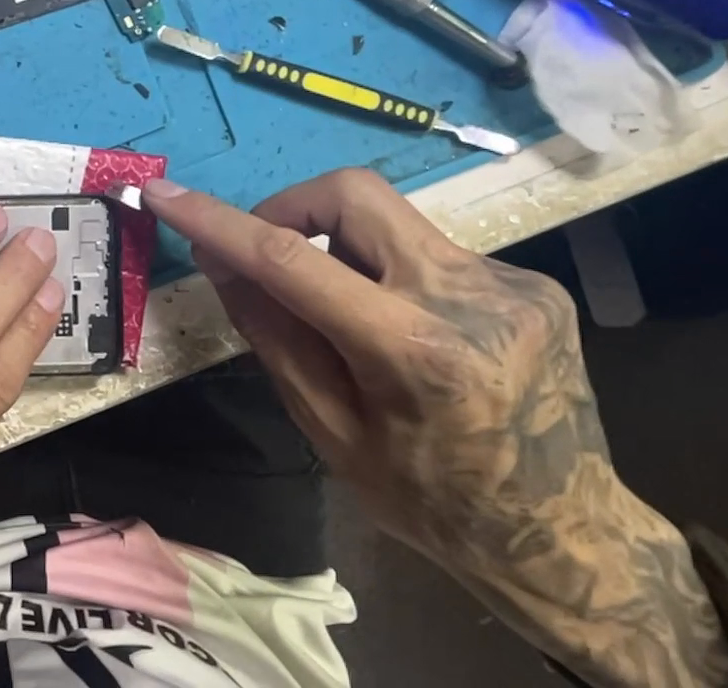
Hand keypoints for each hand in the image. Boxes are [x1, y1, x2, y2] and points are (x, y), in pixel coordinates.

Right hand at [145, 170, 727, 686]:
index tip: (163, 194)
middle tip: (263, 253)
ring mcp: (512, 283)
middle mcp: (472, 298)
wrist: (564, 532)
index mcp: (415, 351)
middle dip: (287, 206)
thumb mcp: (323, 423)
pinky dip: (380, 267)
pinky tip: (390, 323)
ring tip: (331, 304)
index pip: (291, 259)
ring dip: (335, 243)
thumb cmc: (422, 495)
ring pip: (388, 216)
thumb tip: (217, 257)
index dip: (216, 221)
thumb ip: (268, 329)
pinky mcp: (530, 281)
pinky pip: (424, 247)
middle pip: (353, 194)